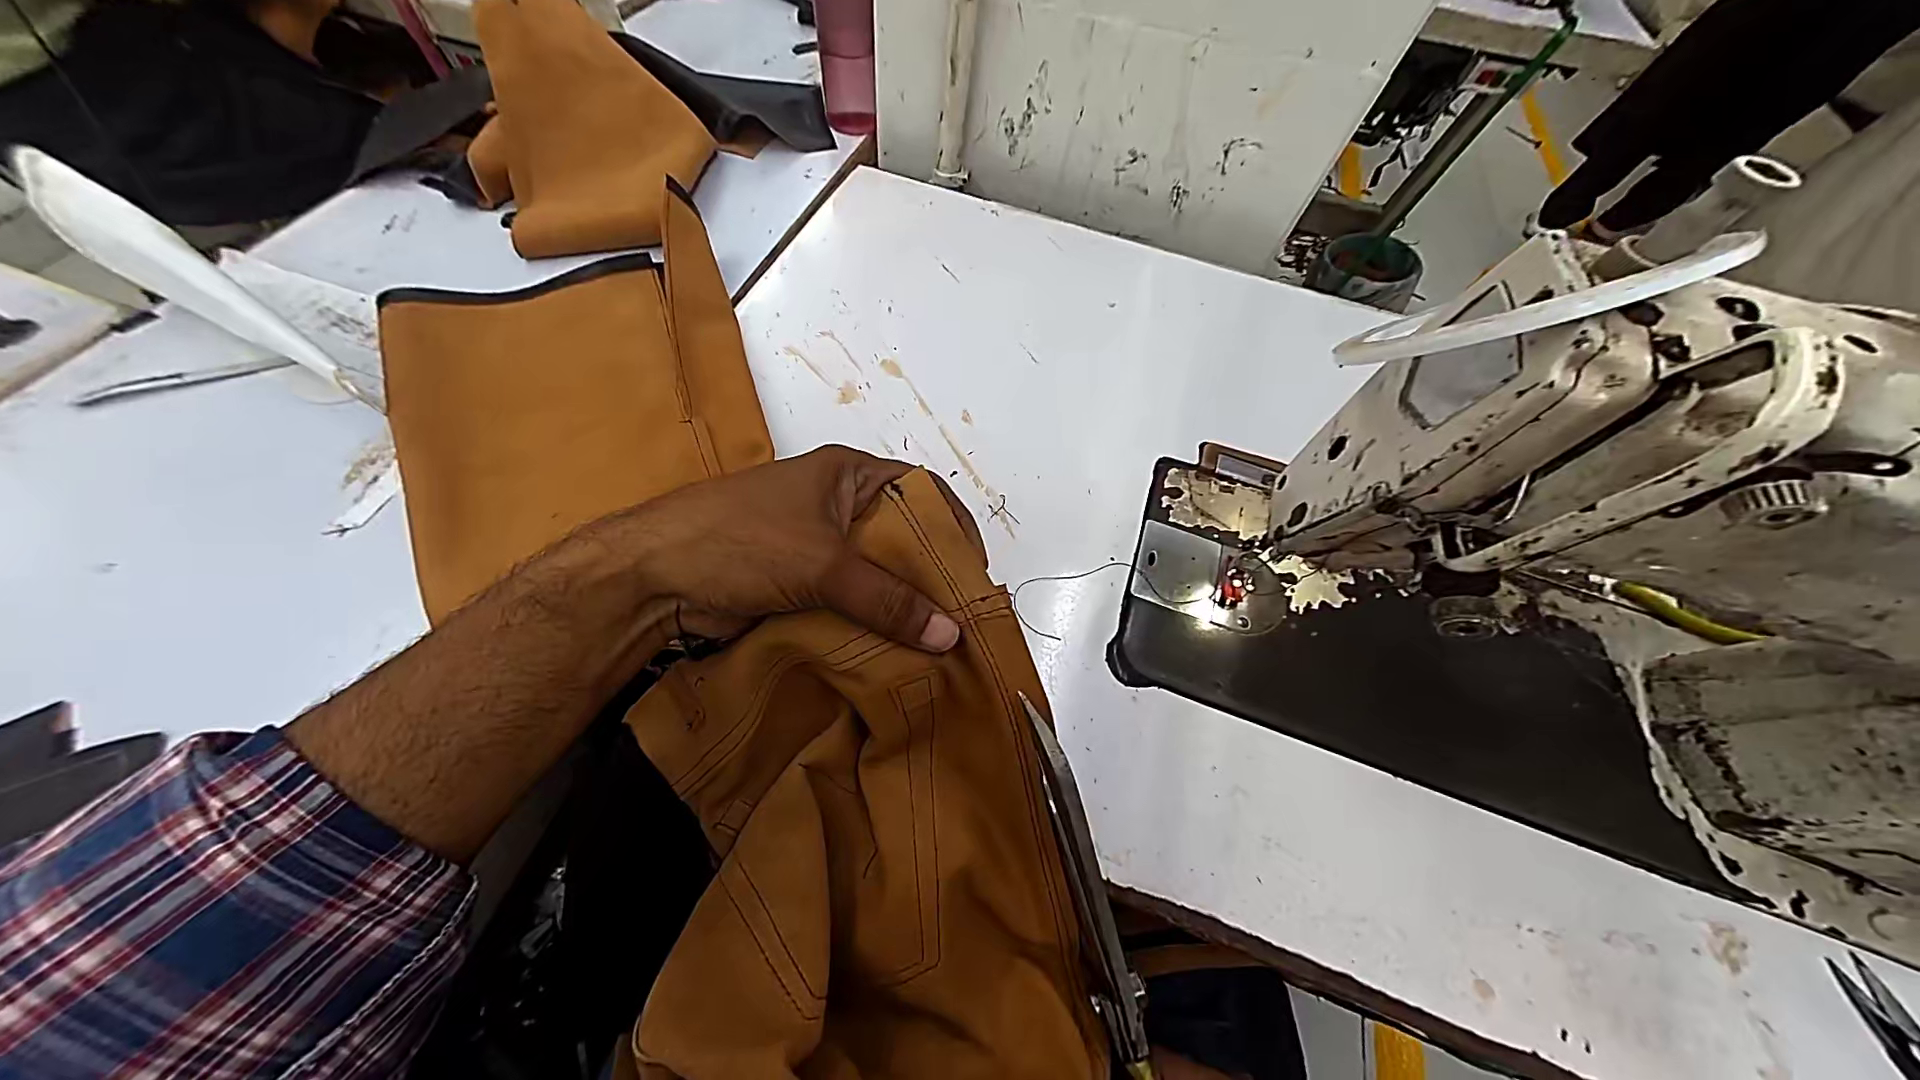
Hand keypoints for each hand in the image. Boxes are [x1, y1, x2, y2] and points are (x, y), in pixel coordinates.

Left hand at [620, 445, 967, 651]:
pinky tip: (896, 650)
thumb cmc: (739, 541)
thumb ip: (889, 599)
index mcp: (848, 475)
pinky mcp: (803, 584)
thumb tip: (951, 633)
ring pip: (878, 575)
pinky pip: (853, 602)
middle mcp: (839, 506)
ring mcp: (819, 546)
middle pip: (903, 538)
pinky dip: (873, 623)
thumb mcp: (823, 564)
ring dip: (902, 606)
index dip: (952, 527)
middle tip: (960, 616)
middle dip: (931, 575)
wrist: (652, 578)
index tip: (972, 571)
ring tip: (937, 642)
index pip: (921, 492)